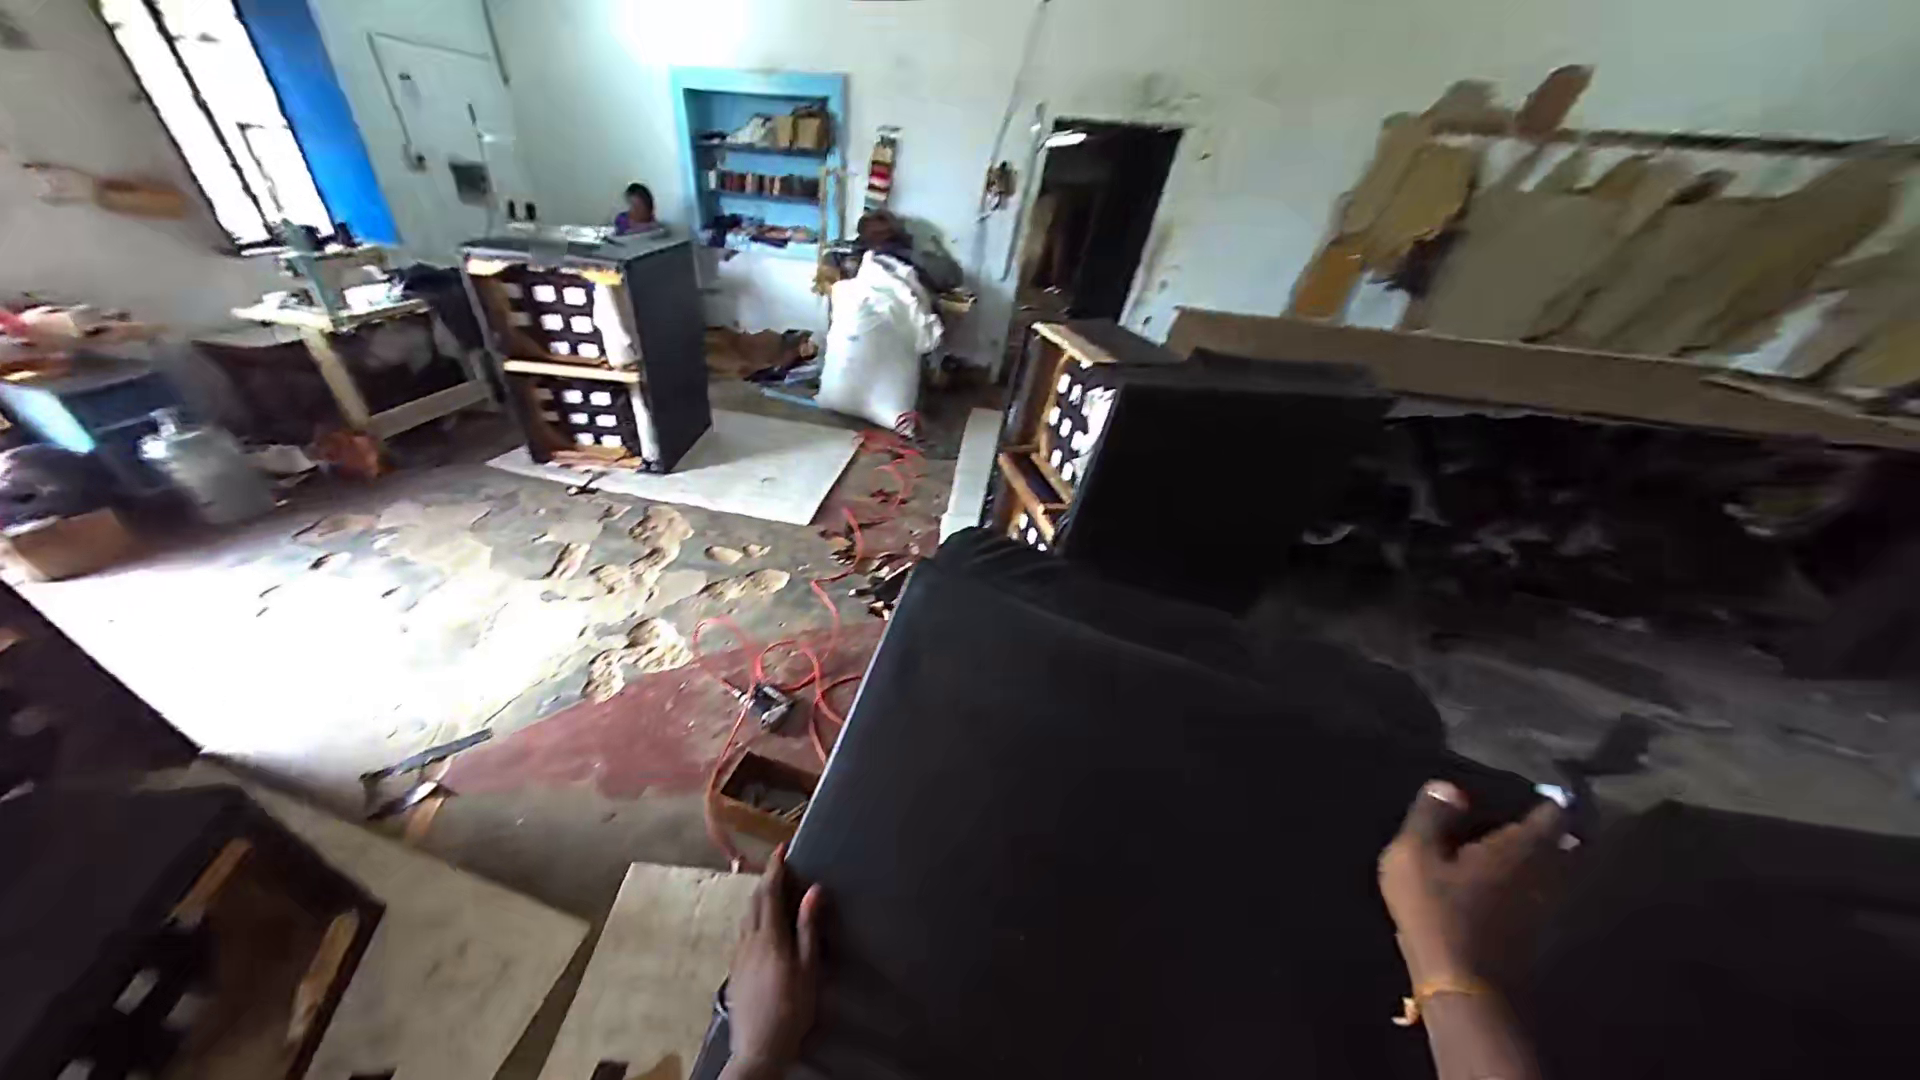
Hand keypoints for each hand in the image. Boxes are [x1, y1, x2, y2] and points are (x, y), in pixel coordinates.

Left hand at [724, 843, 825, 1078]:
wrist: (758, 1050)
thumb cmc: (791, 1008)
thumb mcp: (807, 967)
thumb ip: (808, 927)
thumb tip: (813, 889)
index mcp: (769, 936)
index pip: (769, 892)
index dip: (775, 868)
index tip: (781, 848)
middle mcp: (749, 940)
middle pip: (754, 900)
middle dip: (766, 879)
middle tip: (781, 867)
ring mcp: (739, 956)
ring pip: (746, 916)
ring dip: (758, 897)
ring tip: (772, 890)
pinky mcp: (734, 970)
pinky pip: (743, 932)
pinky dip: (753, 917)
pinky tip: (761, 925)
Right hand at [1378, 781, 1564, 987]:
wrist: (1460, 980)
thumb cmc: (1435, 908)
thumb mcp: (1415, 853)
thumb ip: (1430, 816)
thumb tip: (1448, 784)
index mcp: (1516, 850)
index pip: (1551, 816)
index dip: (1552, 797)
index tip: (1547, 781)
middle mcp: (1541, 874)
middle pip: (1562, 843)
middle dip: (1553, 824)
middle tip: (1534, 805)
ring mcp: (1542, 905)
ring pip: (1555, 867)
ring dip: (1545, 850)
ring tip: (1519, 834)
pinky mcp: (1533, 927)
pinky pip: (1542, 887)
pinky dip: (1533, 874)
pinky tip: (1510, 872)